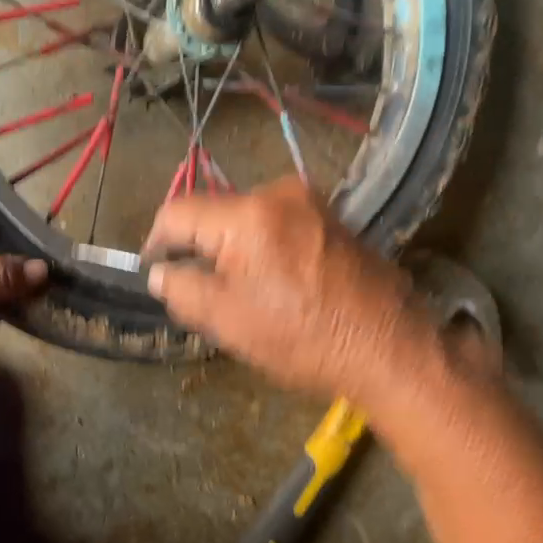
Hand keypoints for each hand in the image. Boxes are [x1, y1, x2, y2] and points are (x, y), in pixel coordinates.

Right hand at [143, 178, 435, 401]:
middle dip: (196, 250)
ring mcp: (311, 204)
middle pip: (212, 215)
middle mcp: (279, 194)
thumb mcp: (225, 320)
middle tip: (194, 293)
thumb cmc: (301, 337)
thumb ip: (180, 289)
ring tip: (233, 295)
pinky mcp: (331, 220)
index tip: (151, 272)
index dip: (155, 243)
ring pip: (242, 222)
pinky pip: (274, 227)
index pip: (176, 213)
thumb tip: (162, 273)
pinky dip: (259, 251)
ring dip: (228, 252)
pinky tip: (269, 288)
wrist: (391, 349)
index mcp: (247, 215)